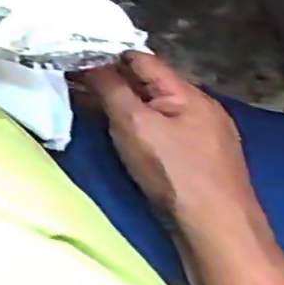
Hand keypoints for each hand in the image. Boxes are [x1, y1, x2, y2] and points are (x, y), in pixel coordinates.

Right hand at [78, 52, 261, 235]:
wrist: (218, 231)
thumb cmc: (174, 170)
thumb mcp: (132, 122)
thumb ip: (108, 85)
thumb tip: (87, 60)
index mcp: (190, 95)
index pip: (140, 58)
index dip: (103, 53)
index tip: (67, 55)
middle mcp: (200, 108)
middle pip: (144, 80)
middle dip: (105, 77)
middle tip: (65, 77)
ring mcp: (200, 132)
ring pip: (148, 102)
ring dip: (115, 98)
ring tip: (78, 98)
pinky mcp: (194, 152)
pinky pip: (155, 122)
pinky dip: (129, 117)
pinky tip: (108, 123)